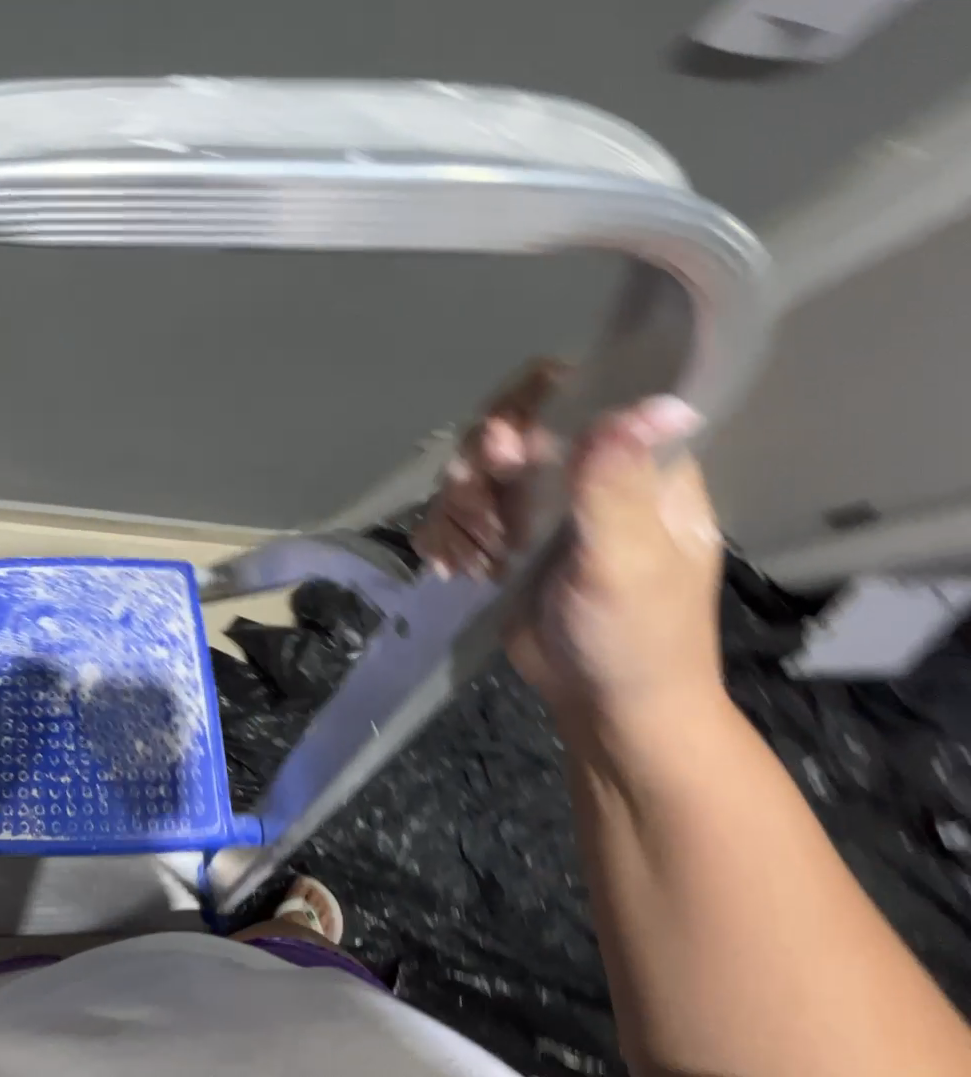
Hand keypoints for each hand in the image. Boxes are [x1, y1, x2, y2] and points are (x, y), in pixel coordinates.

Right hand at [413, 361, 725, 738]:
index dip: (527, 408)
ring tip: (479, 560)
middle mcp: (583, 474)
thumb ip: (618, 483)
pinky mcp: (503, 539)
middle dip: (480, 473)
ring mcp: (539, 508)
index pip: (576, 393)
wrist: (607, 706)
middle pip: (505, 429)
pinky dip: (444, 539)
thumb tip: (655, 400)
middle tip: (488, 522)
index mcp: (635, 464)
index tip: (505, 451)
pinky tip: (457, 571)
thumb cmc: (636, 635)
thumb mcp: (628, 561)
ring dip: (459, 513)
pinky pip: (451, 515)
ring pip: (471, 473)